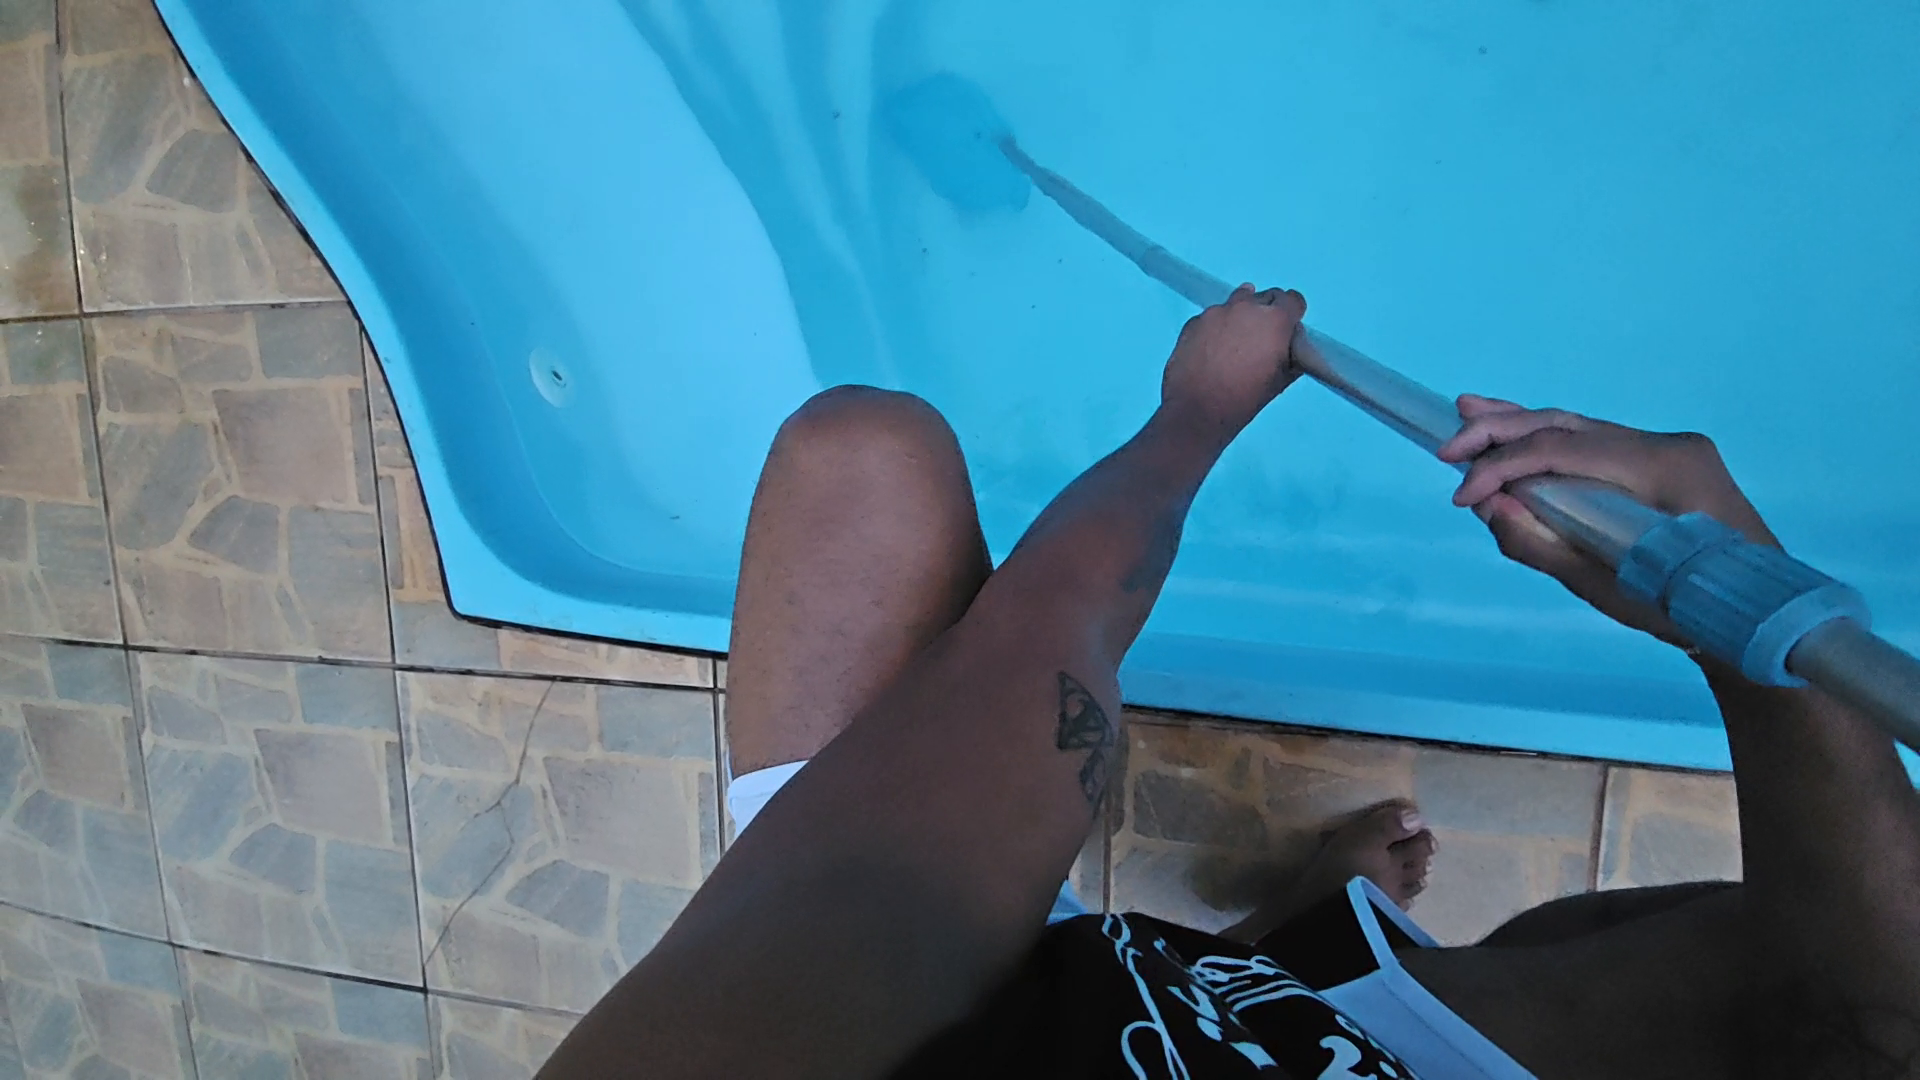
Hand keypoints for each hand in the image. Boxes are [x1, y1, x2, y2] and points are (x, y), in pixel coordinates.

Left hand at [1160, 284, 1306, 439]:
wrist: (1197, 411)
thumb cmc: (1243, 399)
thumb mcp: (1281, 379)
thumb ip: (1292, 353)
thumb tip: (1291, 345)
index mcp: (1275, 320)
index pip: (1292, 299)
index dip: (1291, 315)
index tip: (1285, 329)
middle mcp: (1246, 308)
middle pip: (1262, 298)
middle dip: (1264, 313)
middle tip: (1258, 338)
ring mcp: (1215, 313)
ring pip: (1233, 304)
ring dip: (1237, 317)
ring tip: (1231, 344)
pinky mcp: (1192, 323)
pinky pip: (1209, 318)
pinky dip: (1212, 329)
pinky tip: (1208, 351)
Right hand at [1435, 394, 1777, 643]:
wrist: (1753, 611)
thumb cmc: (1678, 604)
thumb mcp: (1597, 583)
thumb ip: (1536, 541)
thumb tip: (1487, 506)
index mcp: (1657, 468)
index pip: (1556, 450)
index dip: (1497, 468)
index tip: (1461, 499)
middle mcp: (1661, 444)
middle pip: (1561, 425)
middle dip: (1498, 431)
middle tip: (1448, 446)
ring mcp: (1661, 448)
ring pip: (1571, 425)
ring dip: (1514, 423)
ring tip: (1465, 409)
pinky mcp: (1652, 460)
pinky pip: (1585, 441)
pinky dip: (1540, 436)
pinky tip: (1511, 425)